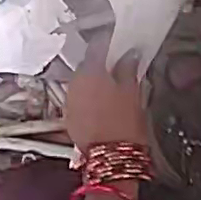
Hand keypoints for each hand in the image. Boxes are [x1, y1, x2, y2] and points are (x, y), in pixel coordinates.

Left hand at [65, 35, 147, 151]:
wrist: (109, 160)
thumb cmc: (124, 123)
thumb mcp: (132, 91)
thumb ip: (128, 67)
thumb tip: (129, 54)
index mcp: (91, 70)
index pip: (97, 43)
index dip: (109, 39)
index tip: (120, 41)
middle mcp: (75, 80)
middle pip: (88, 62)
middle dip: (102, 62)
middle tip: (120, 66)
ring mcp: (69, 98)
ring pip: (83, 81)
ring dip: (95, 80)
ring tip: (113, 87)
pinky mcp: (68, 116)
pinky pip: (79, 97)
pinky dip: (89, 96)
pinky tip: (103, 104)